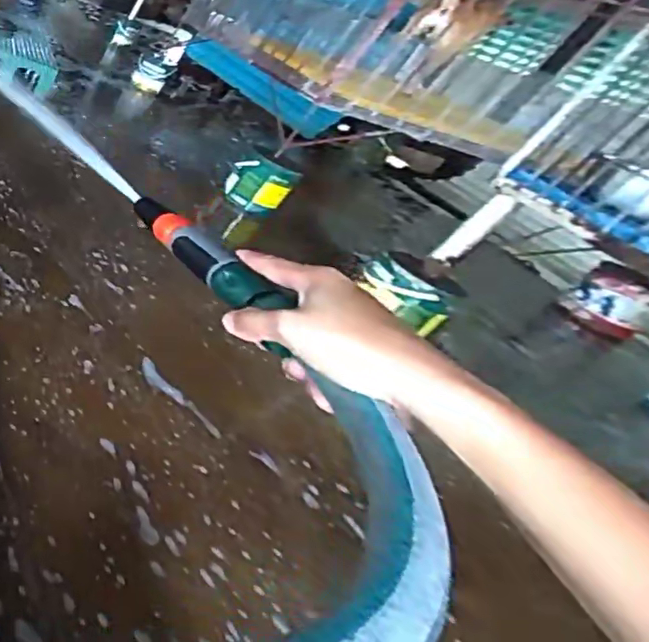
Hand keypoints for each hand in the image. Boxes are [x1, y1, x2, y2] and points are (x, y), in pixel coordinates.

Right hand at [219, 251, 473, 417]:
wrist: (418, 383)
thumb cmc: (349, 345)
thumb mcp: (291, 332)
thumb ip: (257, 323)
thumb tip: (231, 318)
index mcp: (318, 281)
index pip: (276, 266)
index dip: (254, 262)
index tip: (238, 255)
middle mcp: (338, 296)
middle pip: (291, 309)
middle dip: (280, 335)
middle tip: (272, 348)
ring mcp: (358, 323)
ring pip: (311, 340)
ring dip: (305, 362)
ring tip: (312, 381)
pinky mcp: (373, 351)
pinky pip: (335, 358)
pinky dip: (329, 375)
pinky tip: (333, 394)